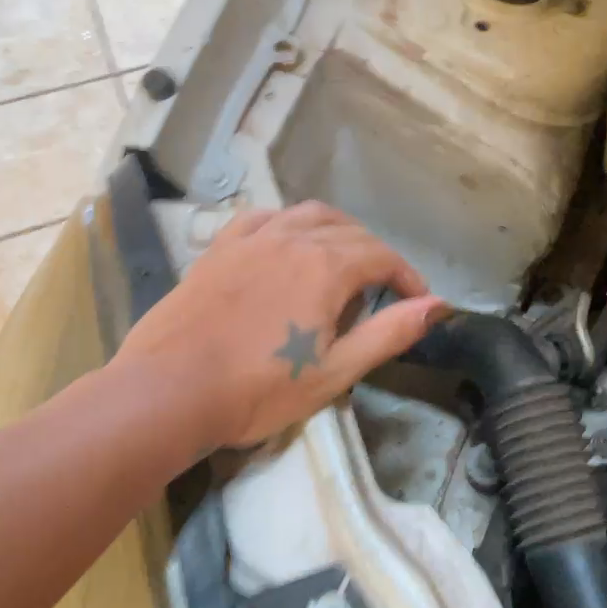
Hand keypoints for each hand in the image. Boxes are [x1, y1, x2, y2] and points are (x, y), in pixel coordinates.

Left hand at [113, 202, 448, 449]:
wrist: (168, 392)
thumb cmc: (259, 390)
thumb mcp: (336, 371)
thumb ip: (390, 333)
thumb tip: (439, 306)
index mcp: (326, 267)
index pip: (382, 257)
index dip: (408, 277)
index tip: (419, 302)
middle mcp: (292, 240)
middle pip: (350, 233)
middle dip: (378, 256)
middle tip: (387, 290)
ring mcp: (250, 241)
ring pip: (307, 215)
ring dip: (338, 231)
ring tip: (346, 259)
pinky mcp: (218, 250)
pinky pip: (262, 218)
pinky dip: (289, 224)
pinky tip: (288, 241)